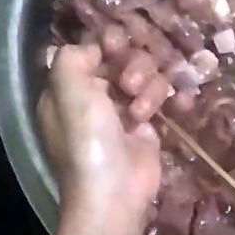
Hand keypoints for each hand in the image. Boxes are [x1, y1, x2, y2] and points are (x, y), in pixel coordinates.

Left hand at [39, 43, 162, 234]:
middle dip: (132, 66)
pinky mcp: (145, 128)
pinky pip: (160, 97)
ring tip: (140, 114)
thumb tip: (93, 48)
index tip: (117, 44)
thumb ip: (73, 57)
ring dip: (148, 87)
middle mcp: (92, 98)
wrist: (114, 192)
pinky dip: (166, 98)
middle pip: (121, 58)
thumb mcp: (68, 89)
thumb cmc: (87, 139)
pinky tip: (167, 110)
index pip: (89, 50)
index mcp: (67, 89)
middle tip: (130, 85)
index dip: (106, 42)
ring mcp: (120, 112)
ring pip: (145, 75)